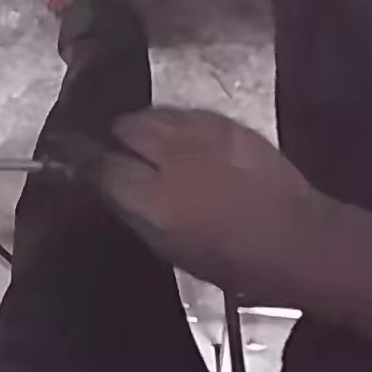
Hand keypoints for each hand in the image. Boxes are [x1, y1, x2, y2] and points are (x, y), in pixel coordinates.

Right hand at [94, 108, 325, 287]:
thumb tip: (102, 185)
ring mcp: (202, 136)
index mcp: (153, 198)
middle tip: (118, 151)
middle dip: (114, 136)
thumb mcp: (166, 247)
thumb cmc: (227, 259)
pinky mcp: (226, 124)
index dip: (84, 159)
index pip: (101, 164)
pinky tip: (179, 138)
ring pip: (152, 114)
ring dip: (142, 126)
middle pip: (123, 127)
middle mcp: (172, 159)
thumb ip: (129, 211)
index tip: (74, 157)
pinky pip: (183, 112)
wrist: (297, 239)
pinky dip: (172, 123)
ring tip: (147, 142)